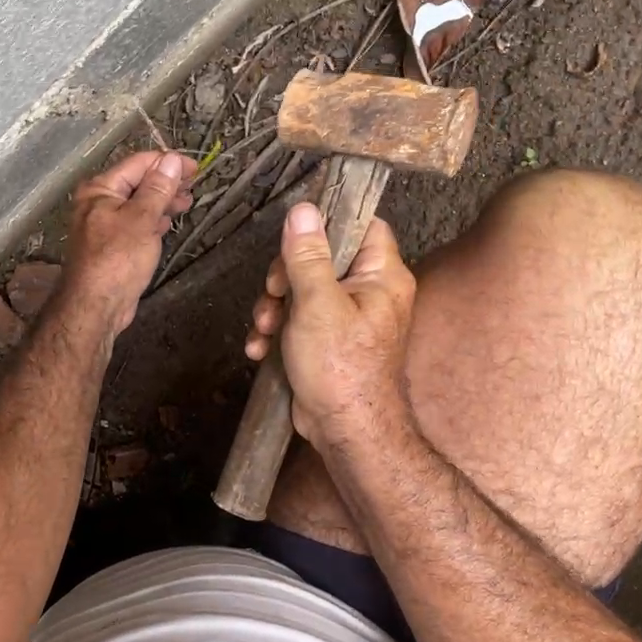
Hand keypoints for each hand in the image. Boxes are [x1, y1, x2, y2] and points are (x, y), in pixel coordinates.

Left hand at [59, 151, 192, 335]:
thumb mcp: (141, 219)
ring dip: (161, 202)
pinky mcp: (110, 246)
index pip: (137, 164)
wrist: (95, 306)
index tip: (194, 169)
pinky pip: (133, 225)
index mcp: (99, 189)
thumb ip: (158, 189)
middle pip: (136, 183)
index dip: (167, 163)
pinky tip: (166, 224)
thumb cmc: (117, 259)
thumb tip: (172, 159)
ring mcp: (102, 226)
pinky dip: (151, 221)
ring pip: (136, 205)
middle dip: (165, 183)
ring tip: (186, 203)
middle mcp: (97, 203)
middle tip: (193, 187)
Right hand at [244, 203, 417, 450]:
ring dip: (274, 307)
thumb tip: (302, 211)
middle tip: (274, 293)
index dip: (329, 223)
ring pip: (302, 291)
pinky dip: (277, 331)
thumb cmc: (341, 368)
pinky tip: (260, 349)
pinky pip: (298, 321)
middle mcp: (369, 293)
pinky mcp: (327, 341)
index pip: (363, 225)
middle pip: (321, 258)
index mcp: (381, 276)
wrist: (344, 430)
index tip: (294, 235)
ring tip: (265, 329)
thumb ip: (308, 256)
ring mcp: (347, 318)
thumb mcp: (317, 304)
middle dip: (285, 277)